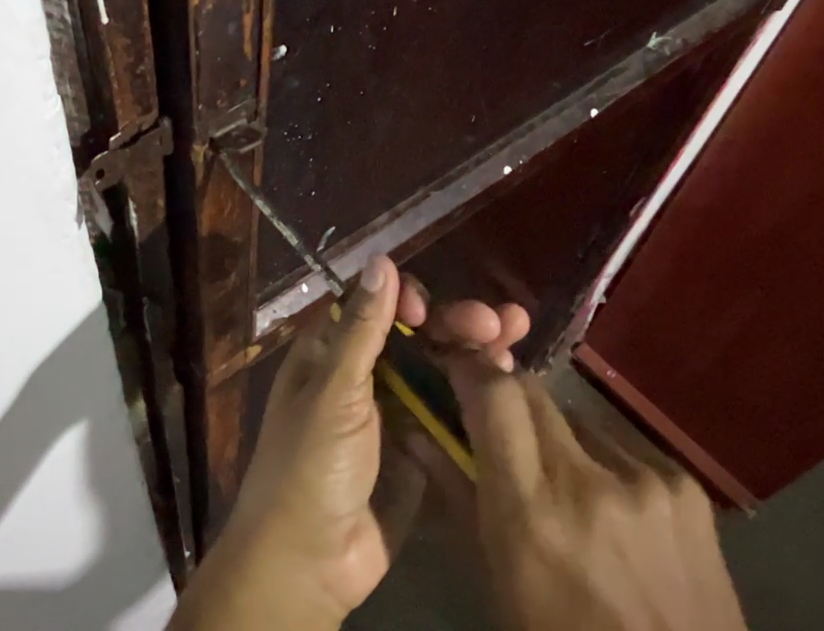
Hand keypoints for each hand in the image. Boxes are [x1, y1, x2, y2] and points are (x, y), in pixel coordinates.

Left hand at [170, 255, 525, 628]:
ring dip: (474, 353)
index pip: (373, 307)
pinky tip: (511, 379)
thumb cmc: (309, 466)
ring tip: (514, 337)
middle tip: (497, 322)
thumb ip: (362, 328)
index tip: (427, 312)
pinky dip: (476, 396)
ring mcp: (392, 416)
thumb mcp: (334, 391)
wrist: (309, 563)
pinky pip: (448, 413)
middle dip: (455, 324)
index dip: (405, 300)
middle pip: (415, 337)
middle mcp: (362, 377)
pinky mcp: (418, 451)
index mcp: (329, 354)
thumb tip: (381, 260)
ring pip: (438, 371)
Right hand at [432, 303, 746, 630]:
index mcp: (532, 512)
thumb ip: (457, 495)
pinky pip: (625, 445)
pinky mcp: (688, 485)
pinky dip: (605, 462)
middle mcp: (590, 480)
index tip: (455, 369)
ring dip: (559, 437)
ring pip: (578, 417)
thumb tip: (419, 433)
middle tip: (496, 422)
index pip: (495, 396)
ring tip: (565, 486)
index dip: (471, 370)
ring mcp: (647, 478)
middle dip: (506, 397)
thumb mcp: (497, 579)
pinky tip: (614, 508)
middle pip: (533, 391)